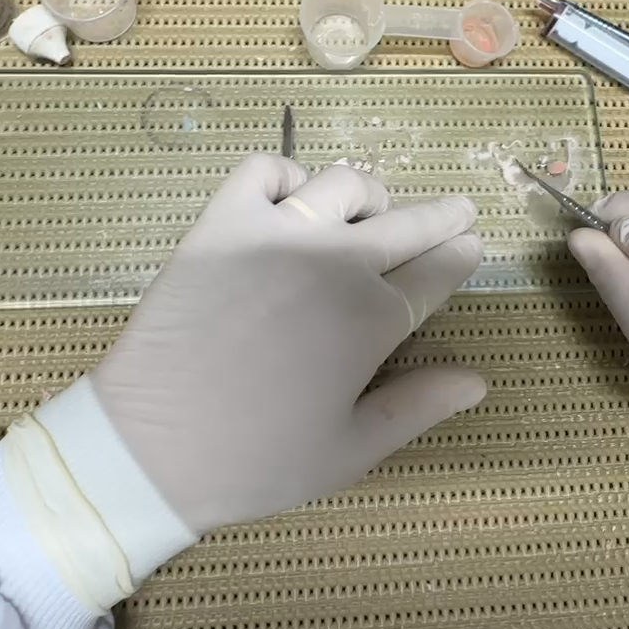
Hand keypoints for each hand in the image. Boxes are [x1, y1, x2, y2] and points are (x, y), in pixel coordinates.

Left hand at [92, 155, 486, 531]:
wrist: (150, 447)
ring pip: (344, 184)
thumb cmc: (256, 458)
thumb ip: (419, 406)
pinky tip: (293, 198)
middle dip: (443, 216)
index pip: (436, 274)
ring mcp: (276, 233)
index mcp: (371, 320)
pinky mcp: (222, 222)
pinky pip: (263, 170)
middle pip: (406, 224)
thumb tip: (478, 379)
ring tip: (372, 210)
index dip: (460, 257)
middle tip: (458, 211)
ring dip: (370, 196)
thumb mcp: (349, 450)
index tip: (472, 244)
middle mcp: (334, 262)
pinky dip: (286, 175)